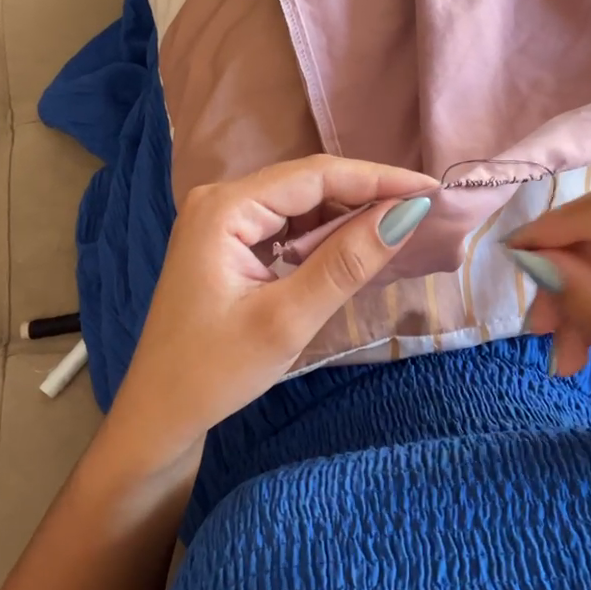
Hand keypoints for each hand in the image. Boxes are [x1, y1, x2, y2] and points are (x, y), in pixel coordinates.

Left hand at [107, 155, 437, 460]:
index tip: (432, 188)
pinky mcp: (226, 243)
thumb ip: (345, 263)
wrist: (158, 414)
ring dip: (344, 216)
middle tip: (422, 211)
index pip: (315, 175)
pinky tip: (350, 249)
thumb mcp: (286, 320)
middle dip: (365, 195)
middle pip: (306, 183)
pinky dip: (320, 236)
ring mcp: (219, 221)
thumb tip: (405, 214)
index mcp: (224, 208)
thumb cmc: (214, 372)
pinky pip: (283, 225)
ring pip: (298, 204)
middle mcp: (219, 200)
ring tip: (396, 229)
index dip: (378, 178)